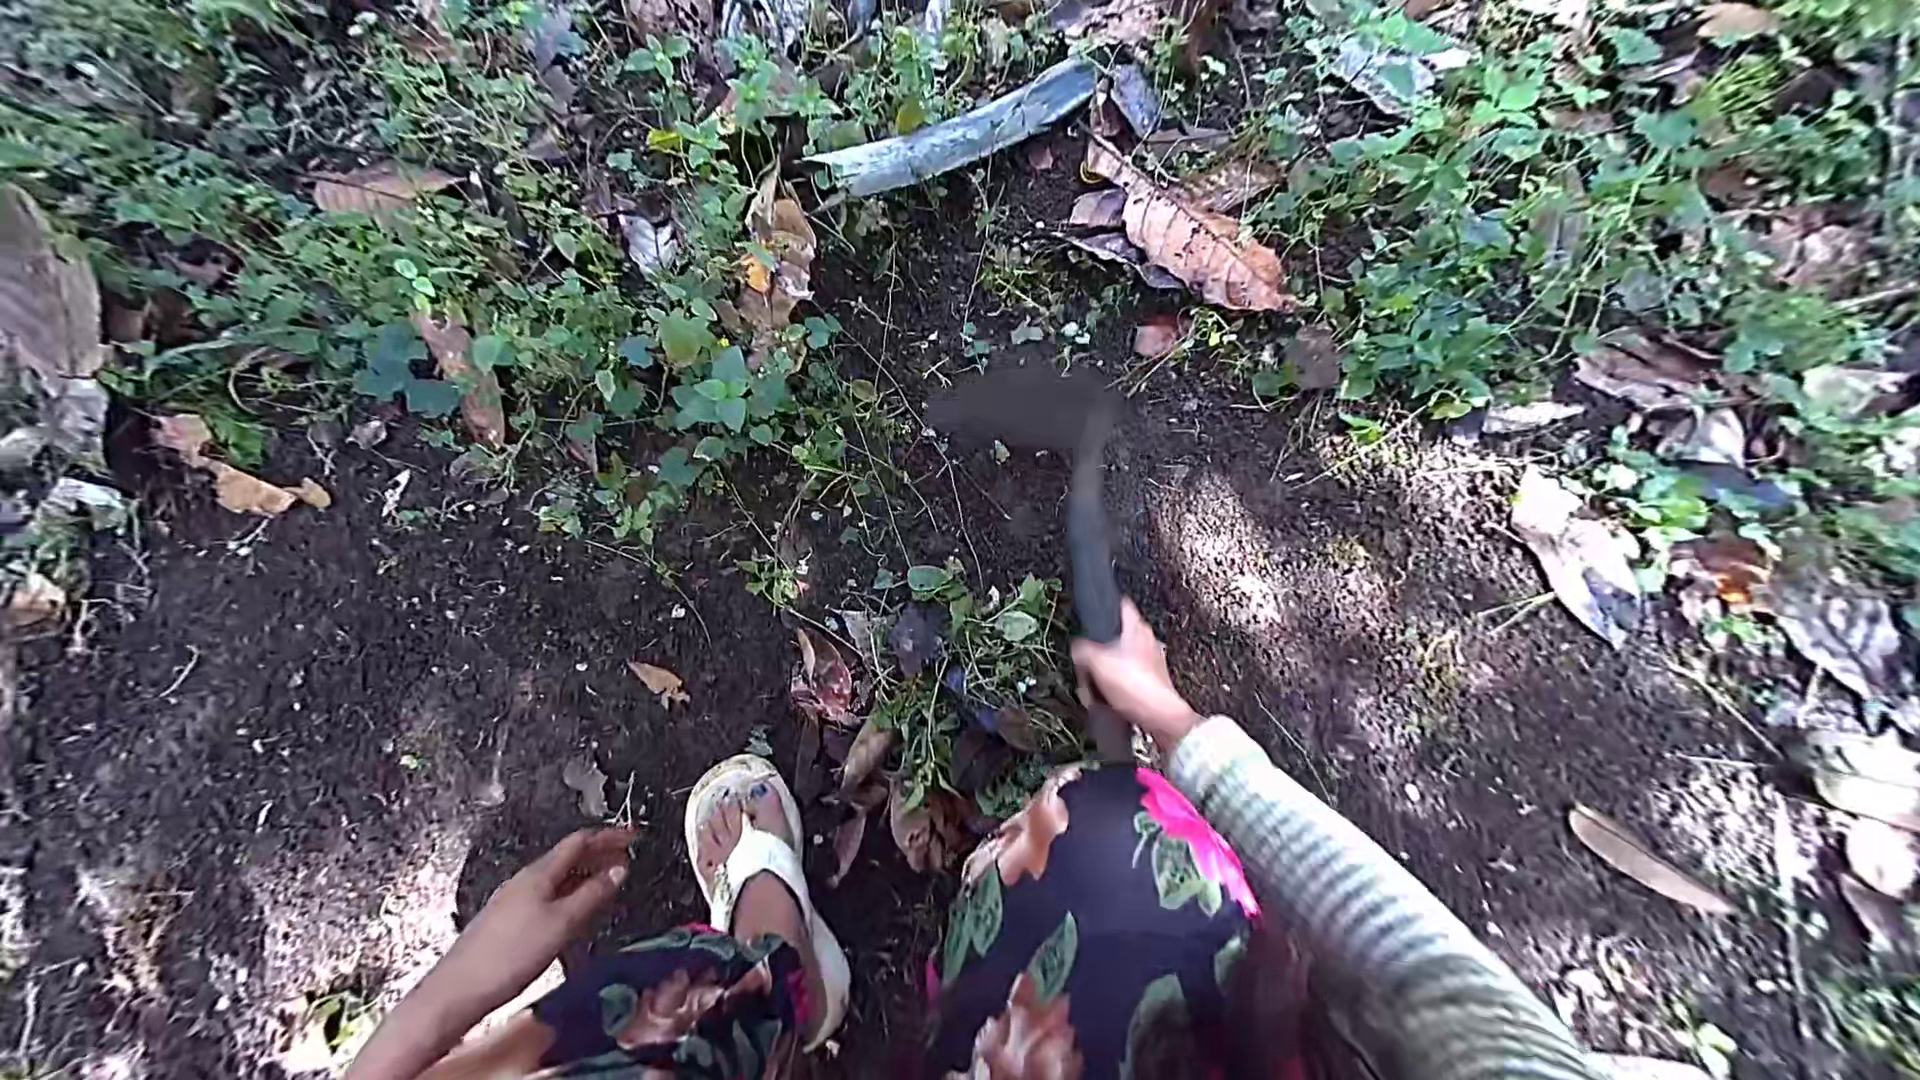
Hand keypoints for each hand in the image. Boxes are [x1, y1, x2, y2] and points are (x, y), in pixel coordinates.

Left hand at [425, 828, 632, 1018]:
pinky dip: (571, 893)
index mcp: (539, 872)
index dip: (609, 835)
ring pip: (559, 877)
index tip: (632, 836)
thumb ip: (594, 893)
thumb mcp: (563, 922)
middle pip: (569, 856)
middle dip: (600, 854)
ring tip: (608, 884)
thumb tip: (619, 869)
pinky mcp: (506, 921)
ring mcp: (513, 900)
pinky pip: (548, 894)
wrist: (452, 997)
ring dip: (587, 875)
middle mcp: (525, 880)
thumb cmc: (509, 955)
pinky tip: (577, 910)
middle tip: (625, 859)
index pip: (580, 840)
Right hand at [1071, 600, 1201, 751]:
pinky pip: (1127, 679)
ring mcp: (1152, 662)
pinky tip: (1108, 699)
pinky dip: (1116, 686)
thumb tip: (1076, 648)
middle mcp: (1148, 642)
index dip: (1108, 607)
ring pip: (1120, 660)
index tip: (1099, 612)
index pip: (1122, 605)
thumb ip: (1082, 650)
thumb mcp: (1096, 662)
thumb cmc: (1136, 686)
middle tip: (1089, 663)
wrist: (1159, 717)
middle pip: (1116, 638)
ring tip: (1096, 687)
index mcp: (1137, 629)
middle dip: (1099, 651)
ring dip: (1106, 671)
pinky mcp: (1153, 682)